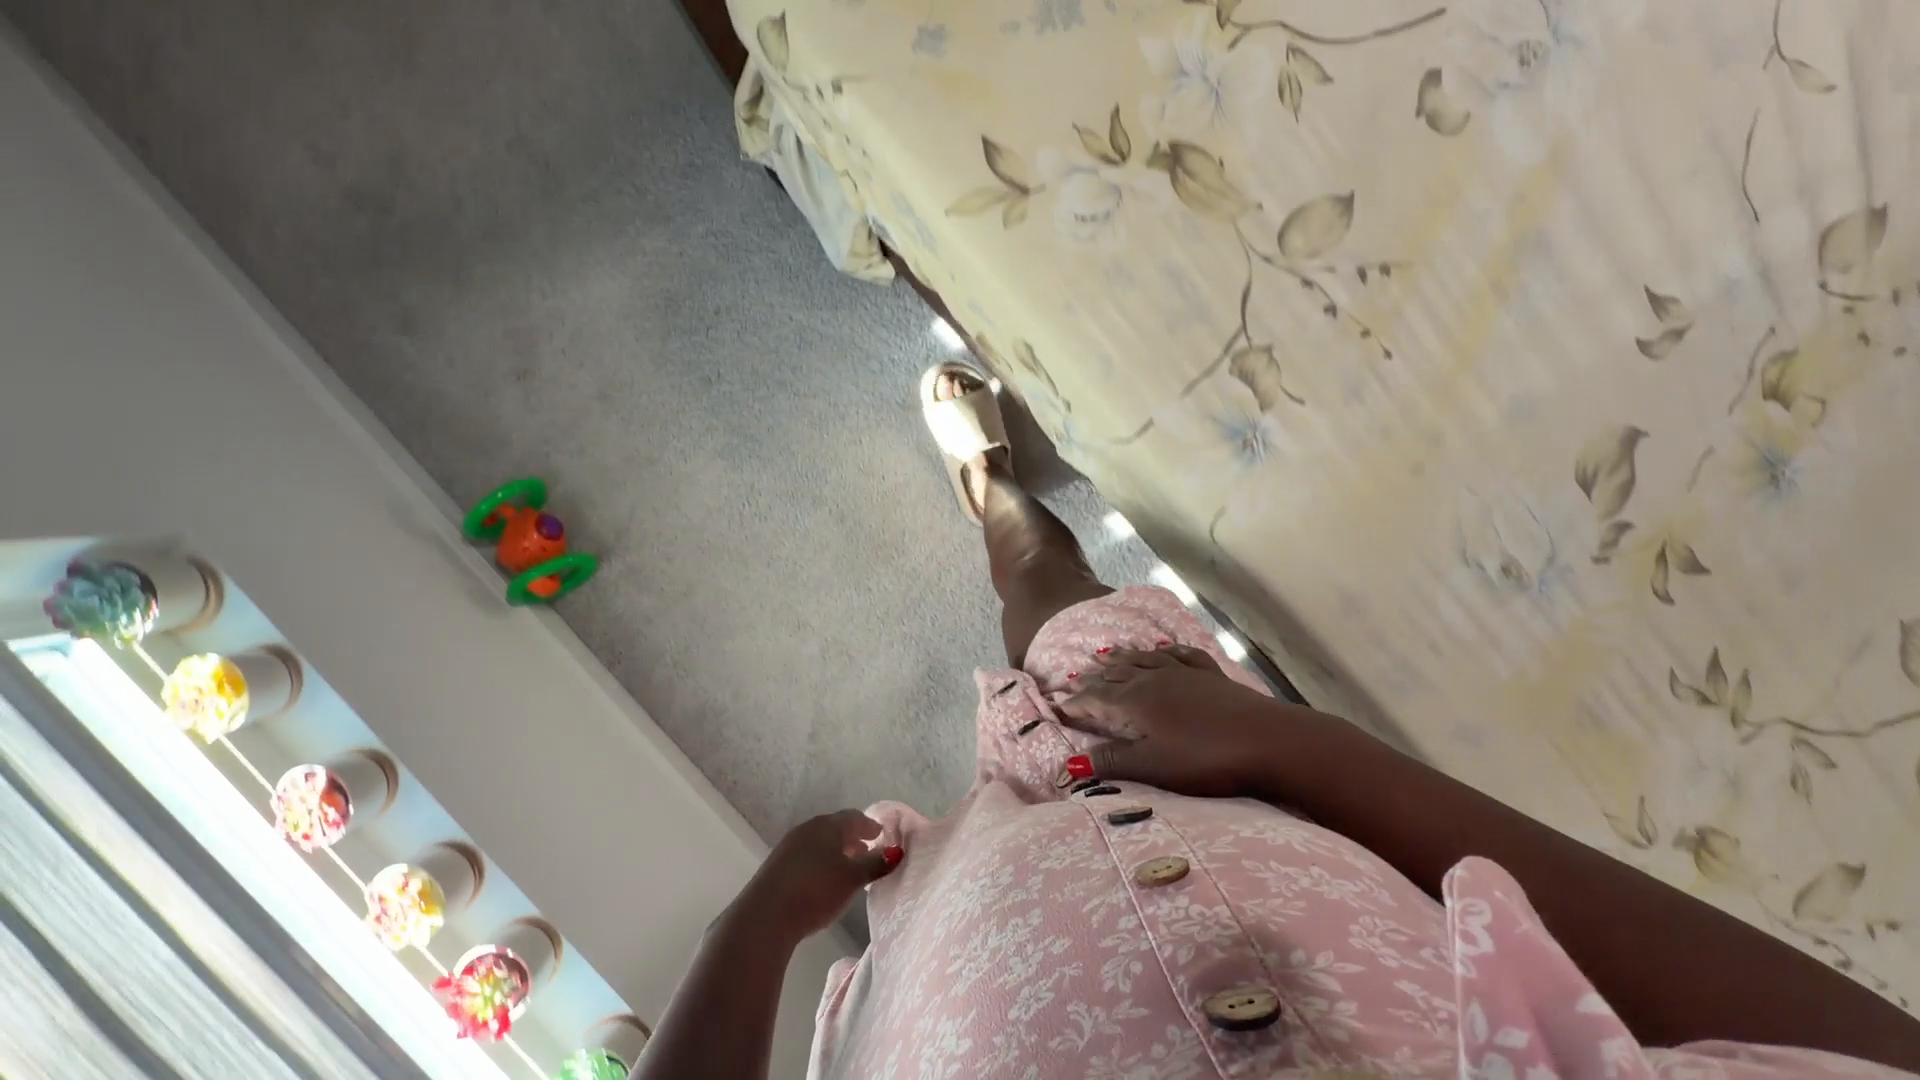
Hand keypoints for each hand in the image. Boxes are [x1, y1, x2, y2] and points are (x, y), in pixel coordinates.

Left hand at [732, 810, 901, 944]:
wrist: (766, 915)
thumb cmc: (816, 890)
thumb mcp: (852, 878)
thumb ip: (875, 863)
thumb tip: (896, 851)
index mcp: (828, 826)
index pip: (854, 817)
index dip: (870, 825)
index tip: (882, 834)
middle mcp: (808, 829)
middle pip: (835, 828)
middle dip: (853, 837)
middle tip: (868, 849)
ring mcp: (789, 846)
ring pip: (820, 842)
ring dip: (836, 850)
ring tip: (849, 866)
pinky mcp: (777, 865)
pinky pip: (807, 855)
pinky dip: (821, 860)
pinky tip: (824, 878)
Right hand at [1058, 645, 1299, 797]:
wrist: (1268, 740)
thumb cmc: (1205, 759)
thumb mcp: (1153, 766)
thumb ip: (1112, 761)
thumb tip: (1069, 762)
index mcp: (1135, 701)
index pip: (1095, 697)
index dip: (1075, 702)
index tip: (1057, 705)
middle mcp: (1153, 679)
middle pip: (1115, 674)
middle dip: (1092, 677)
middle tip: (1073, 678)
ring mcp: (1183, 674)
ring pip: (1143, 659)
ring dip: (1121, 658)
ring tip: (1103, 654)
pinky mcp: (1210, 675)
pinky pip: (1179, 655)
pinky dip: (1164, 650)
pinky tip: (1161, 648)